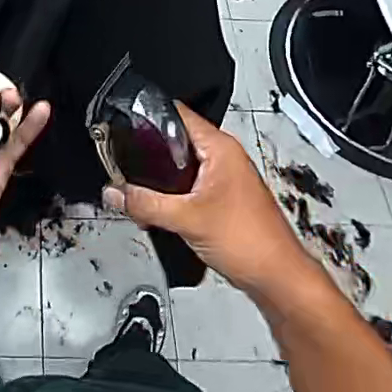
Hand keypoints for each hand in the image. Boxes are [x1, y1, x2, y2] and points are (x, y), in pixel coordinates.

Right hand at [105, 104, 317, 297]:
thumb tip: (116, 192)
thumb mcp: (186, 218)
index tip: (127, 124)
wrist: (275, 276)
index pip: (179, 115)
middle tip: (128, 166)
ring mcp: (226, 178)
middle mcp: (226, 157)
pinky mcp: (224, 198)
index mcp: (221, 148)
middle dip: (151, 154)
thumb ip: (145, 204)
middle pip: (177, 142)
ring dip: (162, 179)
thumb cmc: (251, 241)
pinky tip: (162, 211)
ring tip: (143, 193)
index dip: (151, 116)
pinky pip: (191, 187)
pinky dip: (174, 195)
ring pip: (183, 167)